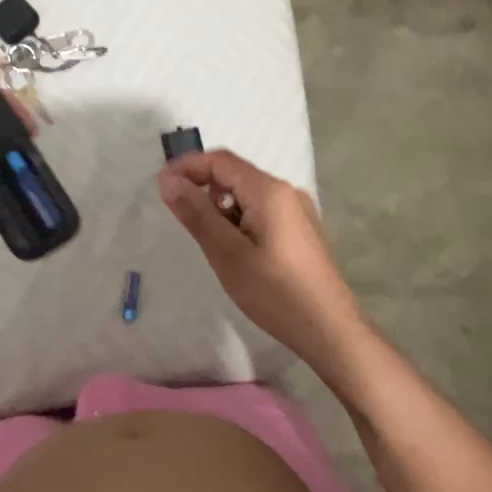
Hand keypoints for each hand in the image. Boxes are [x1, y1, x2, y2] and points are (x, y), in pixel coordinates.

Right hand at [158, 150, 362, 362]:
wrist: (330, 330)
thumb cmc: (275, 293)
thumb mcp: (227, 255)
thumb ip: (196, 214)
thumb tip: (167, 179)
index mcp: (269, 191)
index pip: (220, 161)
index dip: (187, 167)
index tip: (160, 186)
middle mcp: (286, 191)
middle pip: (235, 174)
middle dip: (202, 187)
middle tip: (179, 217)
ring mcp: (298, 210)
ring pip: (248, 194)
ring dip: (221, 206)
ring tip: (208, 240)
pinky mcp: (301, 230)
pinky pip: (262, 210)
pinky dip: (239, 218)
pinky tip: (234, 249)